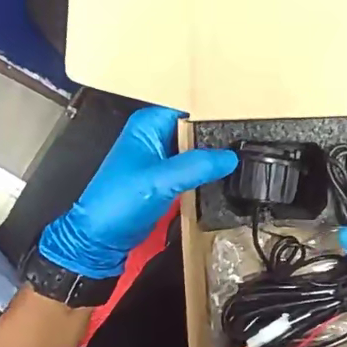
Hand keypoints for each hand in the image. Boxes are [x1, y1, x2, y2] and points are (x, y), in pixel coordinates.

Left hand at [39, 107, 237, 277]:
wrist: (101, 239)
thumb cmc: (118, 204)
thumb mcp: (161, 181)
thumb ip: (198, 165)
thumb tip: (230, 157)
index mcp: (149, 124)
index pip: (189, 107)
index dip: (214, 111)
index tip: (240, 117)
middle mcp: (155, 135)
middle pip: (196, 126)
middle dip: (217, 134)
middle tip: (245, 138)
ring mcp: (162, 156)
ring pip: (197, 147)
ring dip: (213, 154)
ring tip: (240, 153)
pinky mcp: (168, 176)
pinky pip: (194, 166)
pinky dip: (207, 170)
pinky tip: (224, 172)